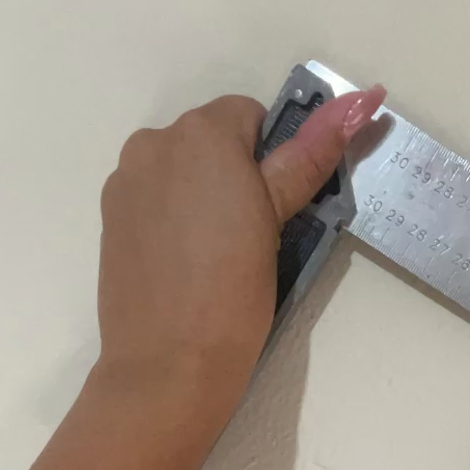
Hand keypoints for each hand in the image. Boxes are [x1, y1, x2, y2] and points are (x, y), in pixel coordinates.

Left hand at [92, 85, 386, 414]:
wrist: (168, 369)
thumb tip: (360, 100)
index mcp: (200, 134)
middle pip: (209, 144)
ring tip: (213, 262)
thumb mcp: (278, 224)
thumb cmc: (233, 298)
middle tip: (248, 243)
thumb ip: (311, 157)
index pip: (250, 118)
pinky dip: (171, 224)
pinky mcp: (109, 223)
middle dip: (232, 179)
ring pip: (178, 174)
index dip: (270, 164)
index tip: (274, 213)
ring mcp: (124, 185)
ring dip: (199, 199)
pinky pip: (152, 204)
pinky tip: (182, 270)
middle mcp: (153, 145)